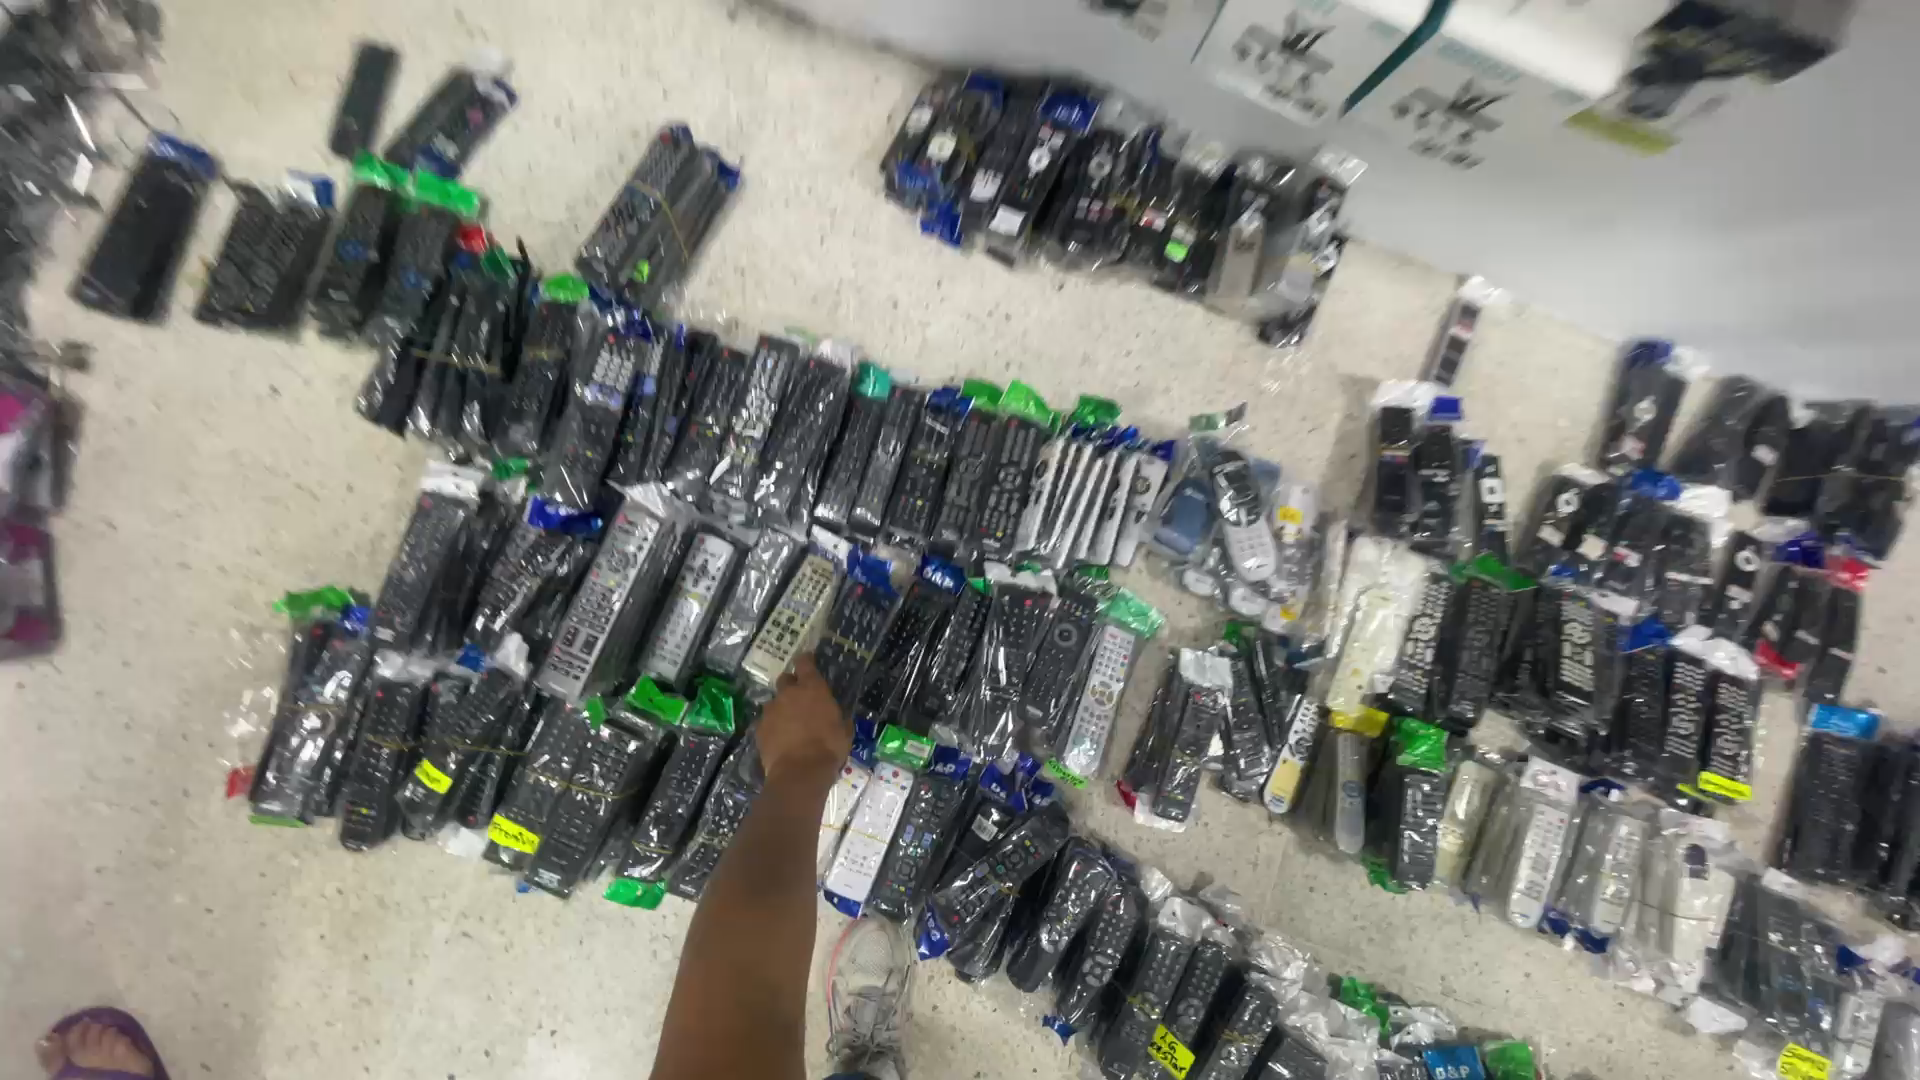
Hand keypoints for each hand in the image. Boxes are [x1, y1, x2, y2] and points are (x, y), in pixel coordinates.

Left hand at [757, 654, 850, 786]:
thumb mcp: (844, 731)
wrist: (800, 772)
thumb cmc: (829, 747)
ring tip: (789, 725)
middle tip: (799, 698)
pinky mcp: (760, 728)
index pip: (804, 663)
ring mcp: (771, 710)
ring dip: (781, 708)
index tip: (807, 660)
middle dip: (791, 685)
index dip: (805, 660)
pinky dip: (773, 727)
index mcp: (812, 688)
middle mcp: (789, 693)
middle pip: (785, 679)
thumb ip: (839, 718)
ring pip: (774, 702)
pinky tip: (780, 740)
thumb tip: (840, 718)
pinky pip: (767, 722)